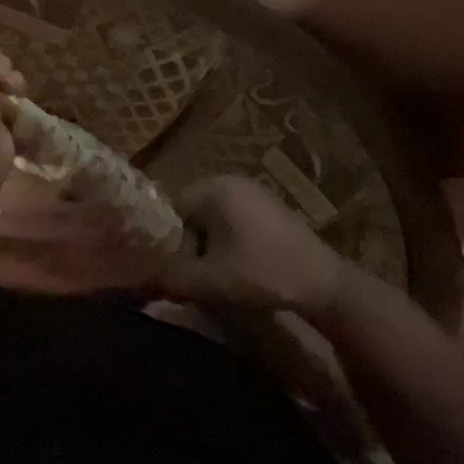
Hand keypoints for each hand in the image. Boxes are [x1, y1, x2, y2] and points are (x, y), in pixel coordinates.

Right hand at [160, 175, 348, 316]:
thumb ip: (169, 278)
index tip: (178, 267)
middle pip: (191, 212)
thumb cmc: (262, 273)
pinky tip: (242, 266)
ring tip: (220, 273)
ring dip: (211, 244)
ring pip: (213, 217)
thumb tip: (138, 283)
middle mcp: (230, 180)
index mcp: (211, 188)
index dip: (170, 241)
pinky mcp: (272, 206)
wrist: (325, 284)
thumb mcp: (208, 280)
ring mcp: (254, 191)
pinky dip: (231, 240)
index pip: (170, 209)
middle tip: (198, 273)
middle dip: (191, 242)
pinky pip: (235, 219)